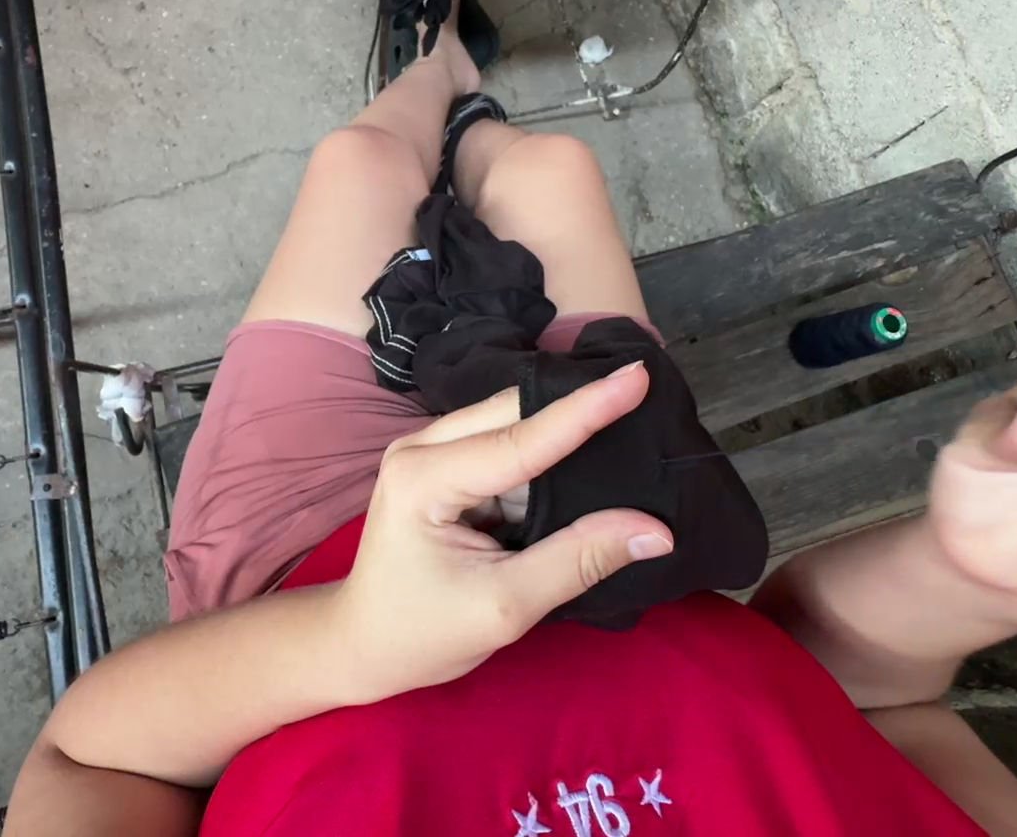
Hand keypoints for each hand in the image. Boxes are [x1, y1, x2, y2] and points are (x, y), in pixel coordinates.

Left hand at [333, 362, 674, 700]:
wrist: (361, 642)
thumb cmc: (421, 633)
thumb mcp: (504, 605)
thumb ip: (577, 559)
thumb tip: (655, 530)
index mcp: (425, 478)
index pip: (520, 439)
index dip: (584, 408)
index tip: (636, 374)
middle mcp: (421, 448)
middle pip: (512, 414)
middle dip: (575, 405)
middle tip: (644, 393)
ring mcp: (428, 452)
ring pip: (509, 425)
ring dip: (561, 431)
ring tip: (626, 425)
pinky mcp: (442, 465)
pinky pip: (502, 446)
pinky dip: (543, 457)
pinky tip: (583, 460)